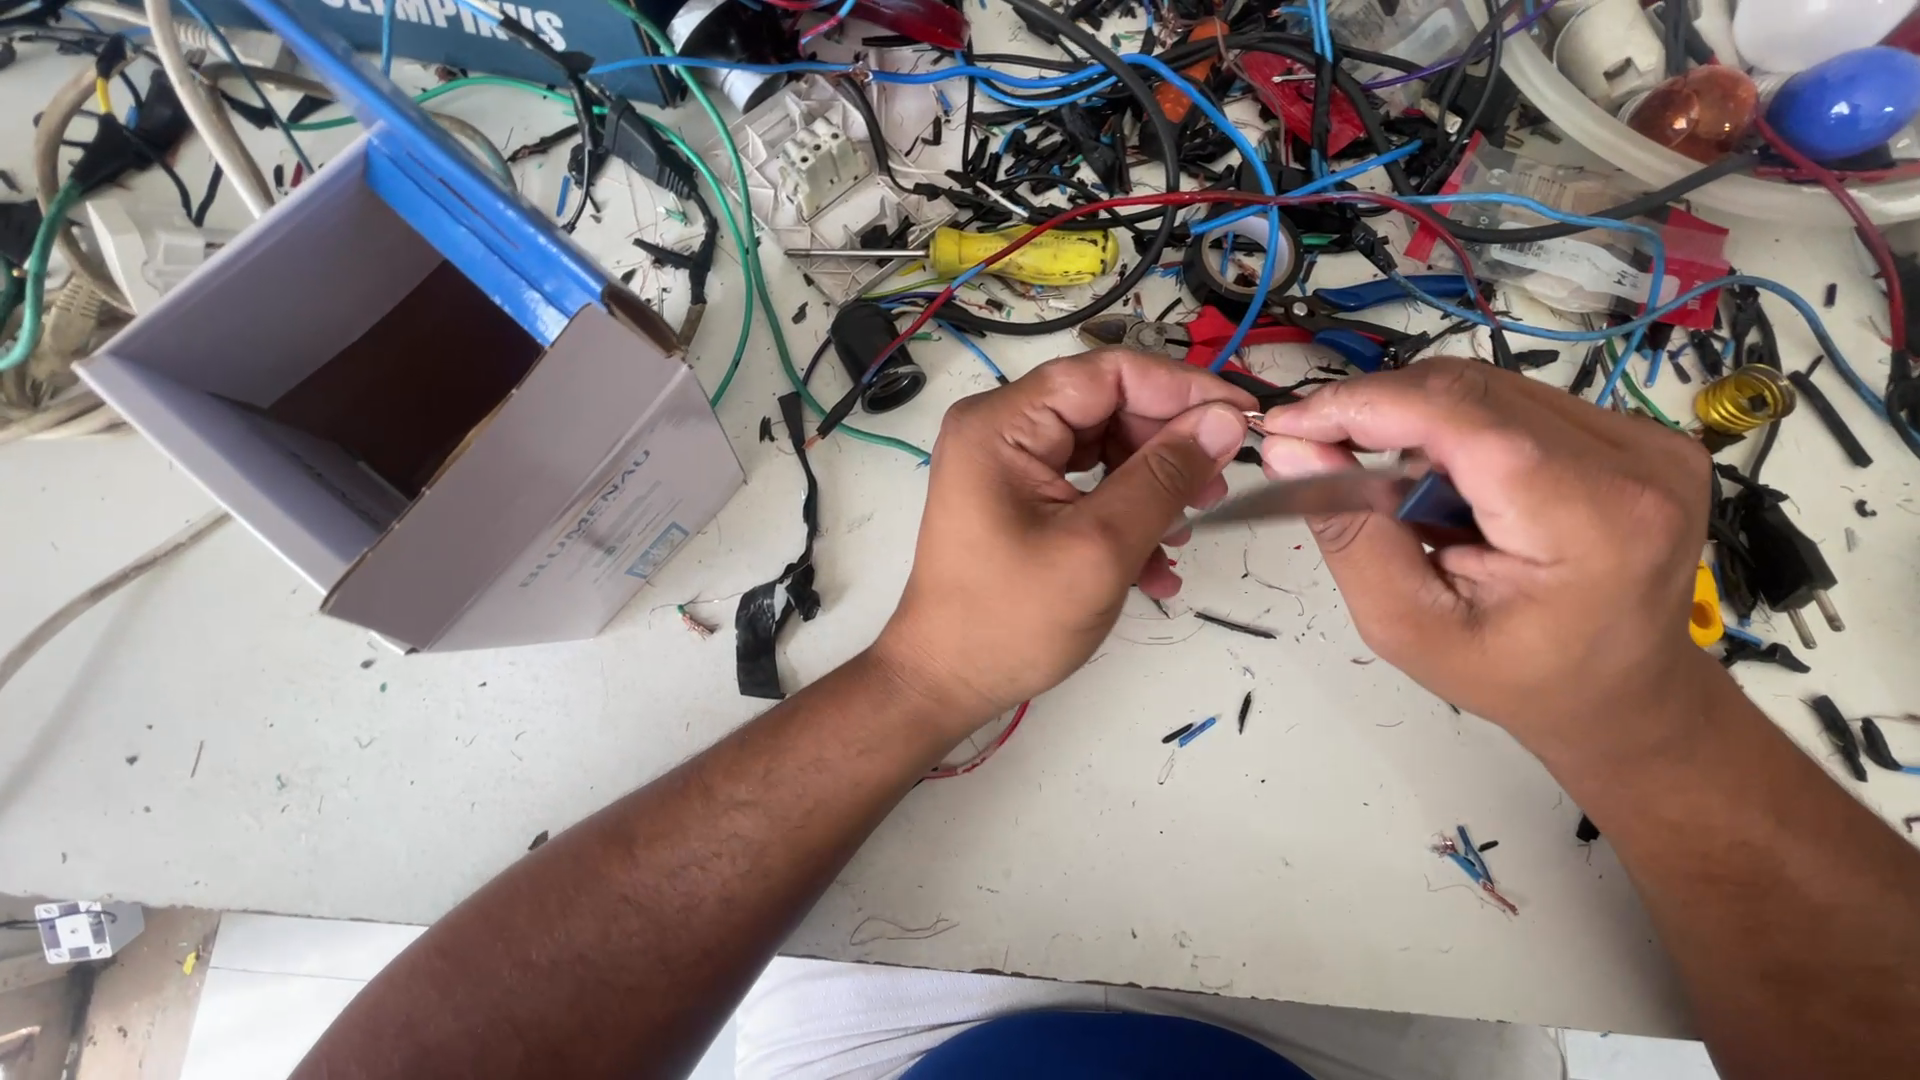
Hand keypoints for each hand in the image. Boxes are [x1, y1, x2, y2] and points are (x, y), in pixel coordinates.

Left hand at [873, 349, 1253, 736]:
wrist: (946, 681)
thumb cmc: (1011, 620)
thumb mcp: (1101, 547)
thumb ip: (1165, 477)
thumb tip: (1224, 419)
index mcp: (1001, 424)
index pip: (1106, 373)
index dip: (1180, 388)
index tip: (1242, 416)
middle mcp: (998, 430)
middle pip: (1105, 409)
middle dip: (1167, 447)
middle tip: (1217, 487)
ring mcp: (1006, 466)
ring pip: (1102, 450)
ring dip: (1152, 487)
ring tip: (1185, 533)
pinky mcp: (1017, 500)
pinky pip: (1084, 487)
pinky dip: (1122, 516)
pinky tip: (1154, 567)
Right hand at [1259, 358, 1714, 756]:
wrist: (1621, 693)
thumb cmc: (1512, 676)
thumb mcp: (1405, 624)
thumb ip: (1349, 533)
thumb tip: (1290, 450)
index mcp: (1592, 521)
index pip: (1461, 419)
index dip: (1362, 406)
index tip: (1285, 424)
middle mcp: (1635, 460)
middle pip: (1469, 391)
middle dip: (1372, 409)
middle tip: (1308, 444)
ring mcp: (1642, 439)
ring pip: (1483, 389)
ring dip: (1406, 419)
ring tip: (1372, 478)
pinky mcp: (1631, 435)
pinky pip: (1508, 403)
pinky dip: (1444, 427)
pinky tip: (1427, 478)